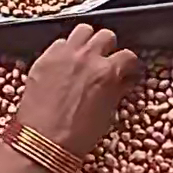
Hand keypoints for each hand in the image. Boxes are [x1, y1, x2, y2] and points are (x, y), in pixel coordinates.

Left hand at [16, 23, 141, 156]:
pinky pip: (59, 43)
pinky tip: (64, 63)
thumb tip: (124, 80)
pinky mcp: (44, 58)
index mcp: (107, 72)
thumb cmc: (77, 135)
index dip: (129, 64)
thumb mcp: (108, 113)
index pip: (128, 56)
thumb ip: (118, 89)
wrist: (43, 142)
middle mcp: (87, 57)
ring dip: (87, 40)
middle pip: (106, 36)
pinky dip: (65, 50)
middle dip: (109, 47)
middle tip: (105, 60)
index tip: (127, 69)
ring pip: (83, 30)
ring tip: (85, 54)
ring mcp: (64, 54)